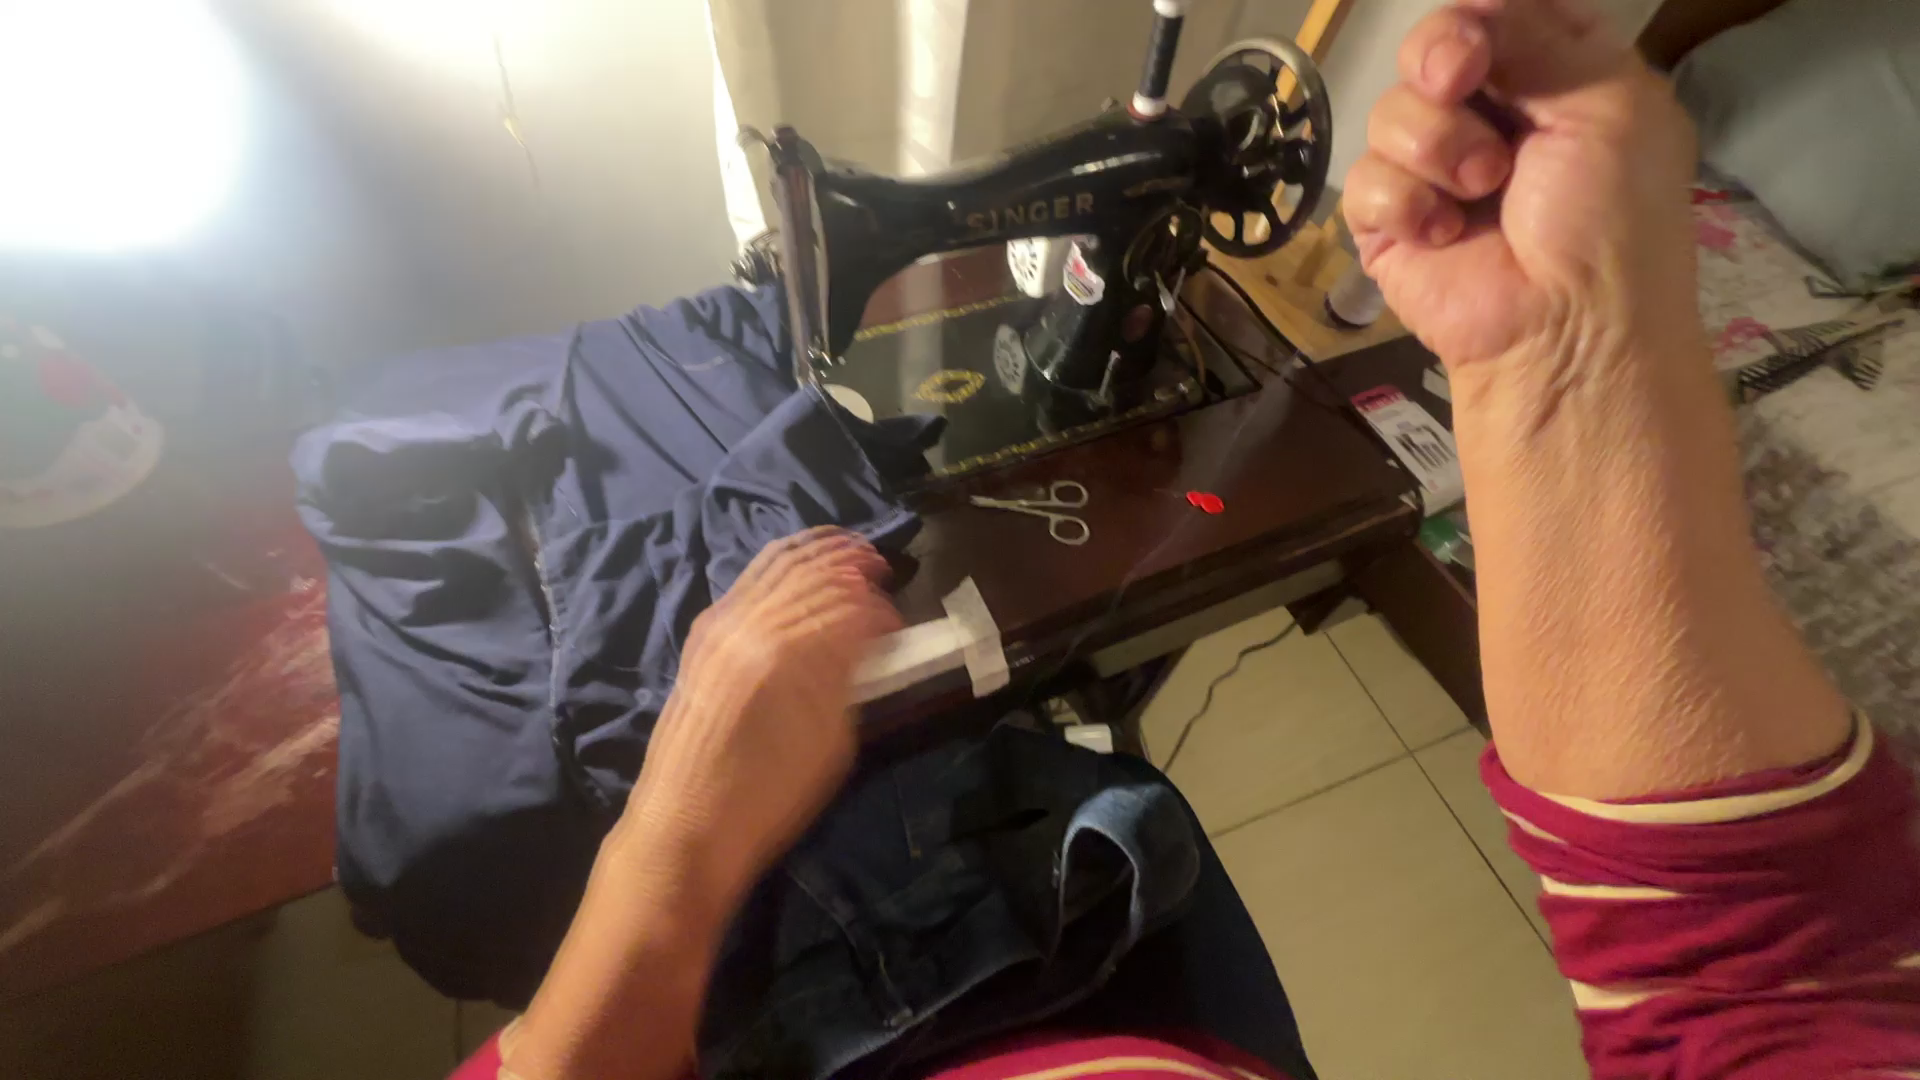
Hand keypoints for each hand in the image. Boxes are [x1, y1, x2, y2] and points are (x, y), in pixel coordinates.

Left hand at [619, 527, 901, 892]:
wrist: (683, 826)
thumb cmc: (767, 799)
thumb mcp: (831, 744)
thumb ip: (850, 679)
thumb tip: (869, 640)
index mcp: (790, 657)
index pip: (851, 608)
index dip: (883, 611)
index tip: (901, 626)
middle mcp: (752, 624)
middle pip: (818, 574)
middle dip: (859, 568)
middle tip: (886, 576)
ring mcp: (722, 621)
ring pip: (782, 562)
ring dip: (825, 552)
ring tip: (857, 553)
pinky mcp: (705, 629)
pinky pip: (753, 575)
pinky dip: (787, 561)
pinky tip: (810, 562)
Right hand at [1344, 0, 1700, 395]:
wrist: (1558, 321)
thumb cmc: (1606, 213)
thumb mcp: (1606, 101)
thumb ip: (1538, 40)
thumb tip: (1464, 14)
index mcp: (1546, 76)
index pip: (1489, 14)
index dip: (1473, 18)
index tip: (1480, 43)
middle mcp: (1481, 117)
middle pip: (1423, 52)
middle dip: (1437, 64)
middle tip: (1459, 87)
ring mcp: (1426, 174)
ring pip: (1387, 117)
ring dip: (1434, 149)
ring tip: (1477, 192)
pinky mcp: (1384, 226)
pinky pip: (1363, 185)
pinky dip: (1401, 206)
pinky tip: (1439, 235)